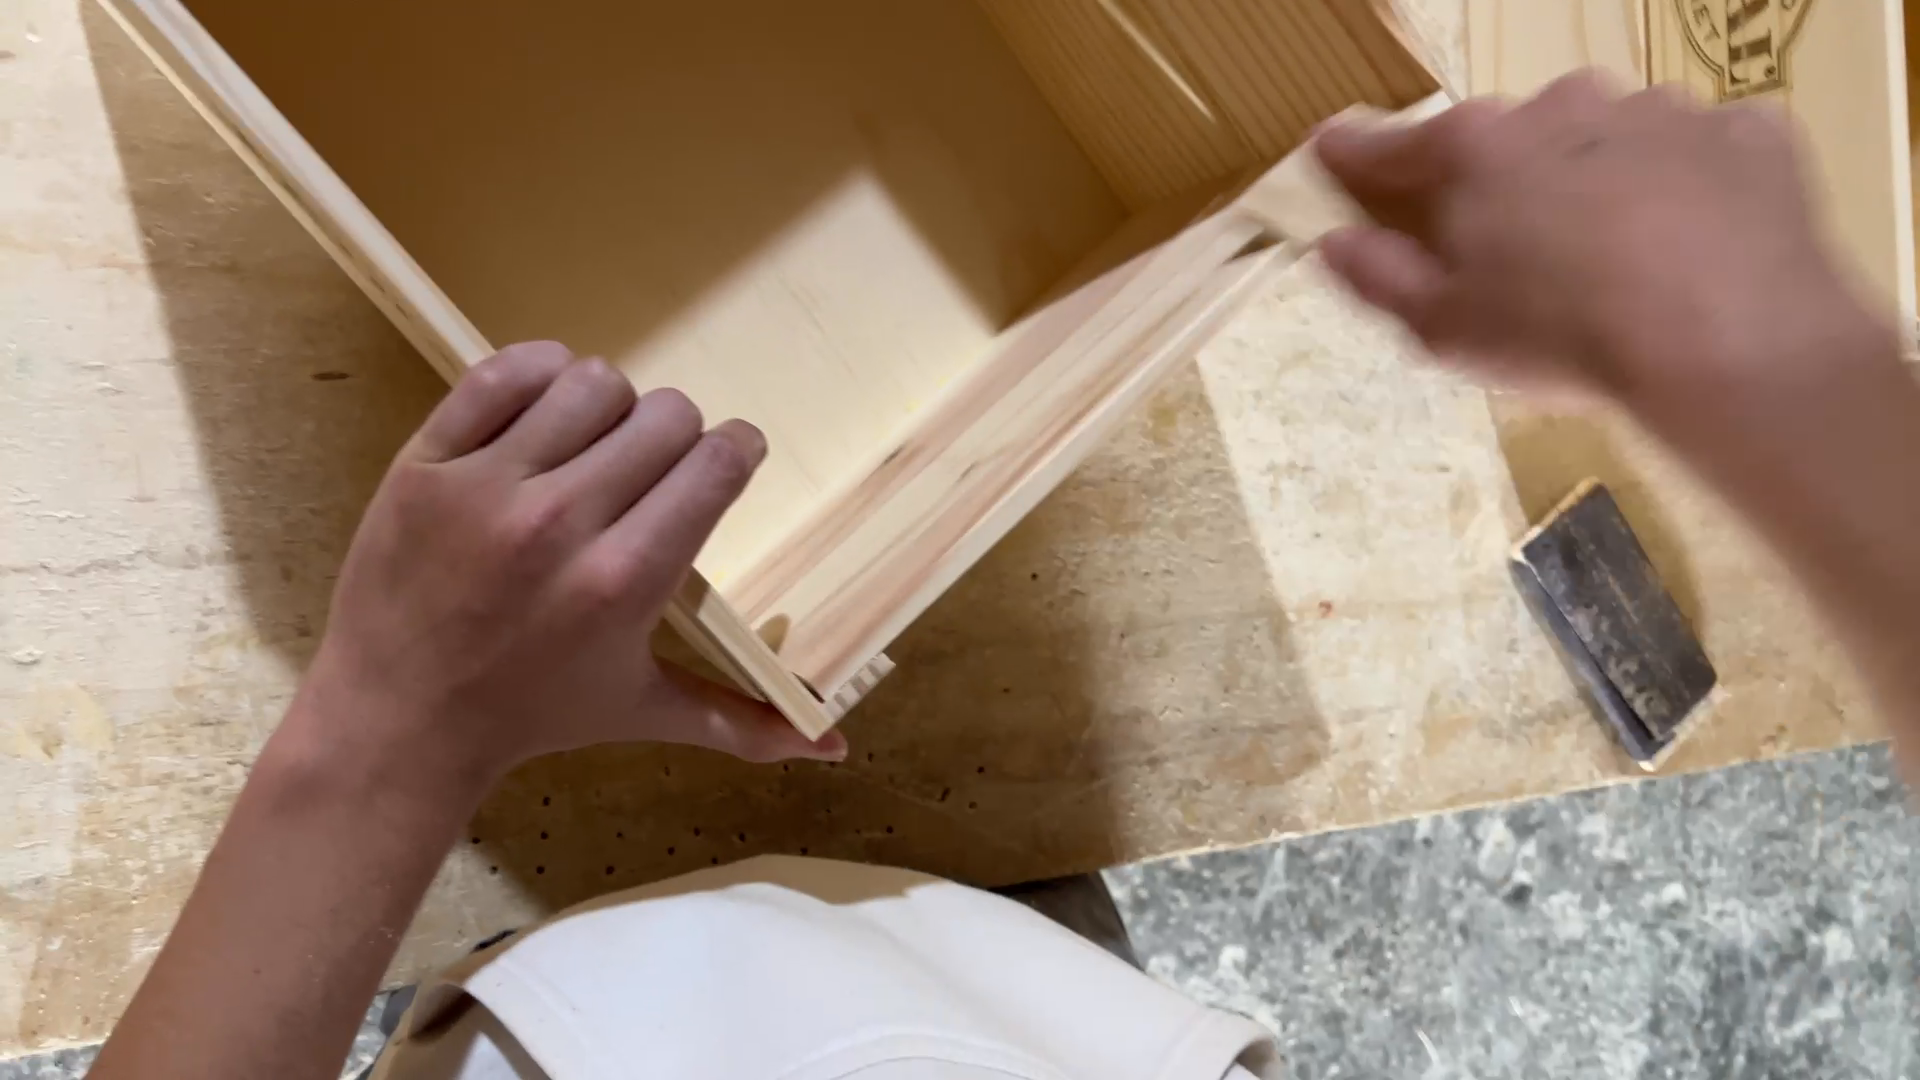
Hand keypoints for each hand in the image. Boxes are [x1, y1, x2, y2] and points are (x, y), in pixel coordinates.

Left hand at [298, 341, 845, 790]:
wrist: (396, 723)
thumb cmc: (539, 713)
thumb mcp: (650, 712)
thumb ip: (747, 722)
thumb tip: (836, 748)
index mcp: (629, 578)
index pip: (717, 463)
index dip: (741, 448)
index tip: (734, 457)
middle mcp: (564, 522)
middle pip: (668, 414)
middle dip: (682, 435)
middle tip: (660, 470)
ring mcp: (487, 486)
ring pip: (595, 381)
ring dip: (616, 407)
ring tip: (602, 446)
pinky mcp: (426, 462)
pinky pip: (503, 373)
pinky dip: (540, 375)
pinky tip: (549, 413)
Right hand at [1313, 72, 1895, 424]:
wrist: (1730, 344)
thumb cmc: (1552, 335)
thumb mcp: (1434, 325)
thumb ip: (1374, 275)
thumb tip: (1332, 240)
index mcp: (1476, 151)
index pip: (1390, 145)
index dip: (1350, 154)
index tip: (1325, 149)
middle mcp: (1562, 106)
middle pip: (1497, 140)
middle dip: (1477, 181)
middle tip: (1484, 246)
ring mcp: (1661, 110)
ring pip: (1587, 140)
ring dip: (1566, 182)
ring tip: (1581, 255)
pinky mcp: (1744, 132)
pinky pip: (1674, 153)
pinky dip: (1653, 188)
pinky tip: (1659, 244)